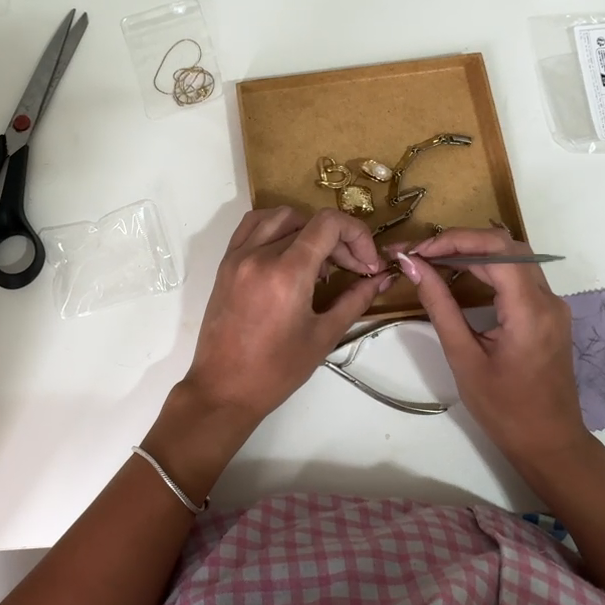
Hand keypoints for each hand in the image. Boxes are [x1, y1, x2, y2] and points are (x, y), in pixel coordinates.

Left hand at [180, 207, 394, 424]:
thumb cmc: (276, 371)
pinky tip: (288, 252)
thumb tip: (380, 279)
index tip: (366, 263)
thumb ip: (354, 300)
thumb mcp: (323, 336)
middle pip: (307, 222)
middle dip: (337, 240)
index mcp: (287, 273)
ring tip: (318, 262)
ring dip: (306, 230)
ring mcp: (238, 256)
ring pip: (279, 217)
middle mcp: (260, 255)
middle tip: (350, 270)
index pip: (328, 224)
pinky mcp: (225, 263)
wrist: (224, 388)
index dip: (357, 235)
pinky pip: (251, 226)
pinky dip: (275, 227)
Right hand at [393, 228, 588, 464]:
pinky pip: (517, 274)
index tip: (416, 250)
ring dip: (472, 251)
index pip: (494, 250)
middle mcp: (548, 299)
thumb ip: (439, 306)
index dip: (453, 241)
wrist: (550, 443)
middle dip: (460, 241)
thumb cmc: (504, 409)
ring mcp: (552, 305)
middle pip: (505, 246)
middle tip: (419, 252)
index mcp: (530, 310)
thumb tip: (412, 265)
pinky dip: (486, 267)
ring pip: (512, 256)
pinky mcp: (548, 313)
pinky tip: (458, 274)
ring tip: (432, 259)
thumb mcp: (463, 358)